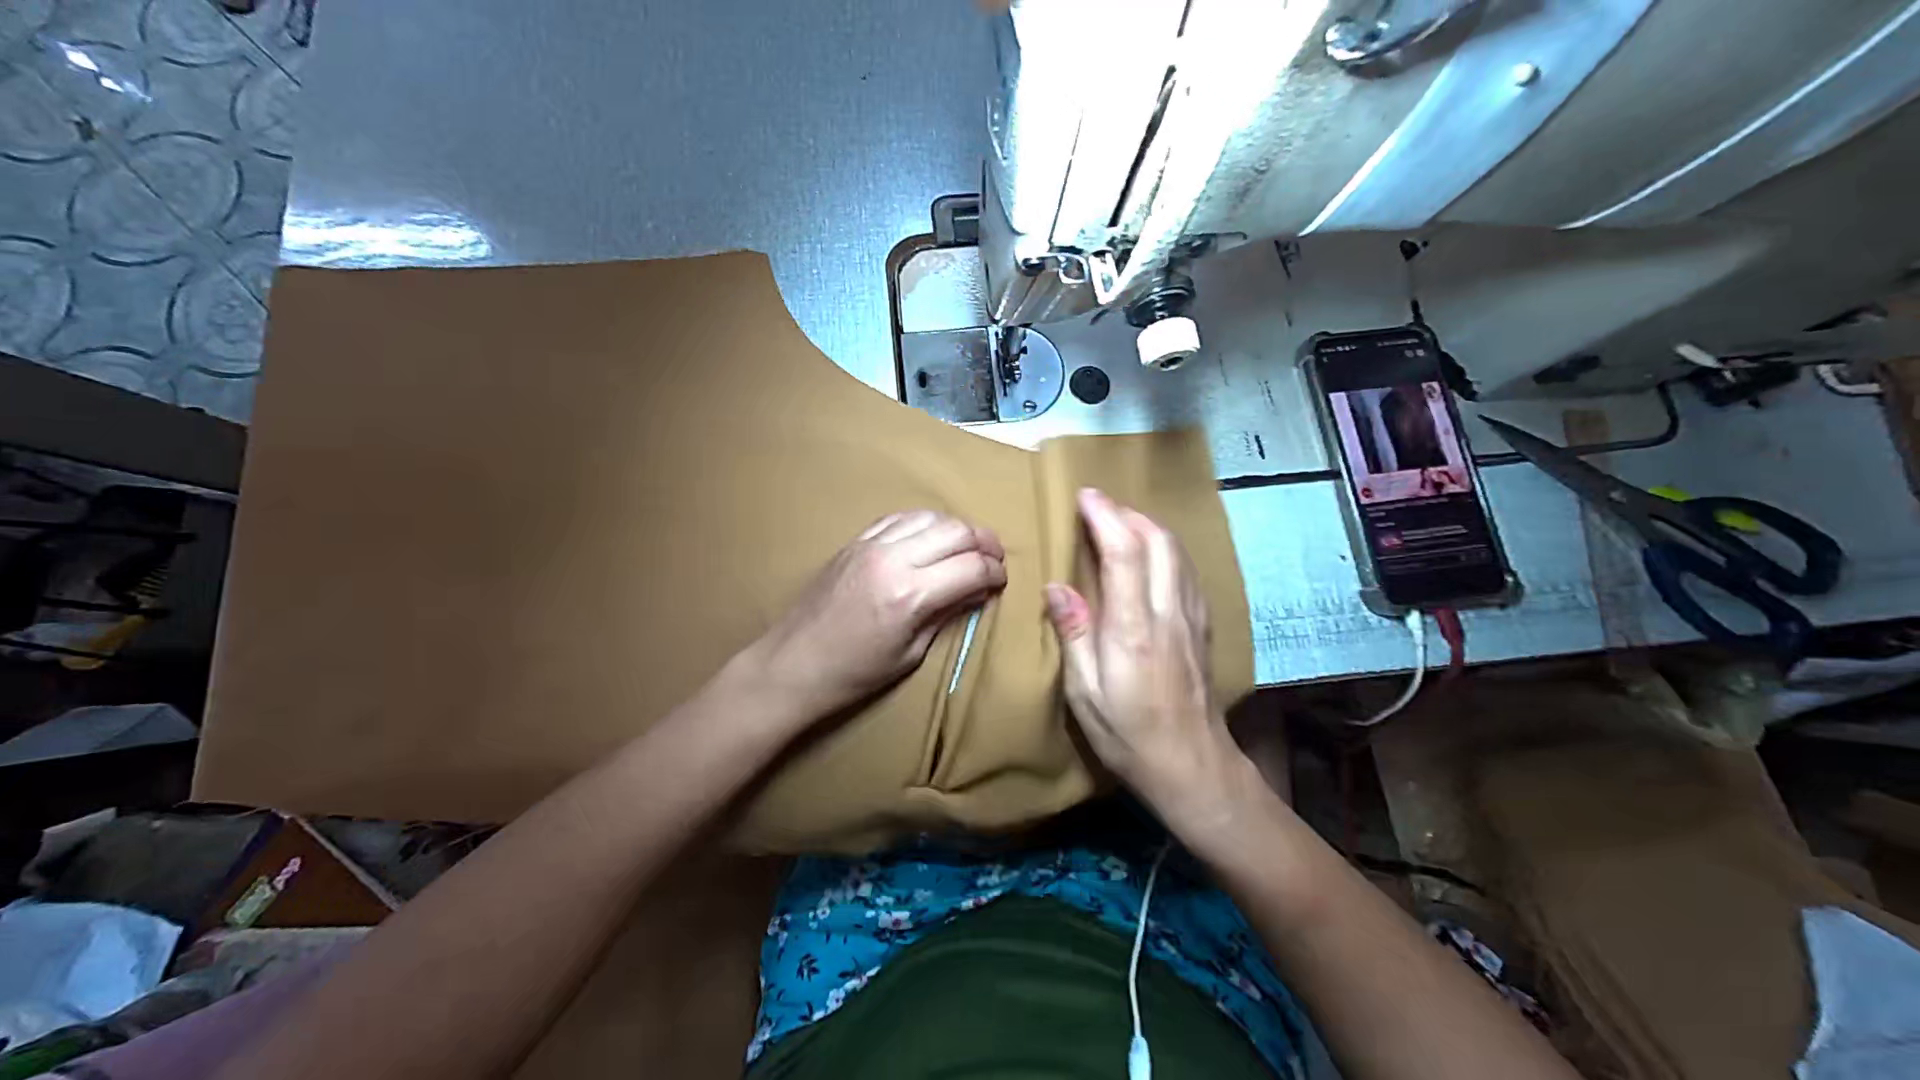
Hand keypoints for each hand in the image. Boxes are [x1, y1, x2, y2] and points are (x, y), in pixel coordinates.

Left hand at [744, 510, 1007, 720]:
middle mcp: (893, 559)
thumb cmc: (854, 673)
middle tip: (994, 560)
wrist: (793, 664)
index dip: (995, 572)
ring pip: (930, 517)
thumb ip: (947, 615)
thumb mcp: (910, 654)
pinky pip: (900, 518)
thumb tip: (978, 592)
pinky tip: (931, 538)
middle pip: (956, 531)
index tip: (1001, 581)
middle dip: (984, 543)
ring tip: (967, 548)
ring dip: (956, 529)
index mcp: (910, 594)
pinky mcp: (856, 541)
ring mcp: (871, 544)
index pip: (972, 566)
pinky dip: (925, 523)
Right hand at [1045, 489, 1245, 825]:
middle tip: (1098, 505)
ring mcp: (1191, 619)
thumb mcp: (1084, 694)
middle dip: (1127, 513)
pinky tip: (1153, 554)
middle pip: (1158, 542)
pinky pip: (1187, 572)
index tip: (1085, 496)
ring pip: (1177, 553)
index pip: (1124, 554)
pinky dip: (1167, 549)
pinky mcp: (1202, 628)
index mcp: (1134, 629)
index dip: (1105, 518)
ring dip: (1149, 526)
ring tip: (1121, 520)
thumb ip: (1074, 635)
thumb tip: (1057, 587)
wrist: (1192, 765)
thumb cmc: (1128, 735)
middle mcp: (1168, 614)